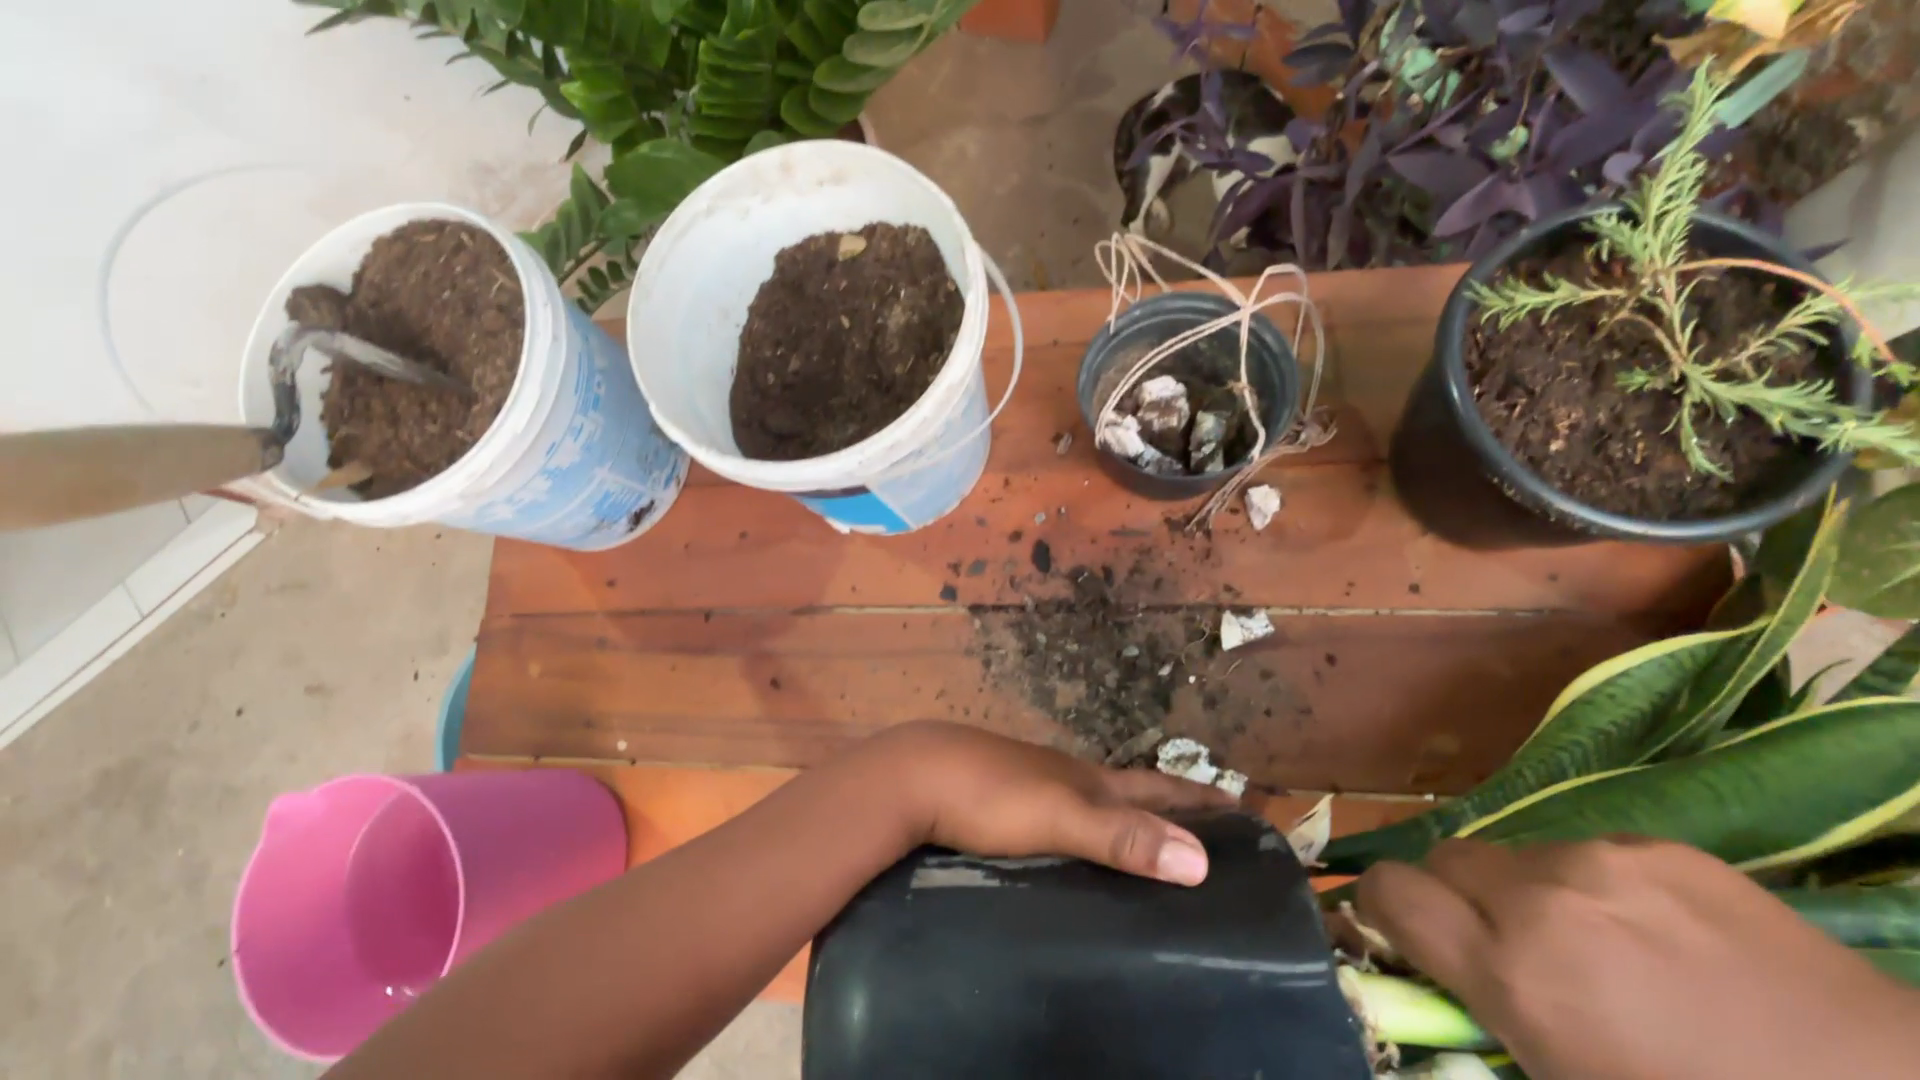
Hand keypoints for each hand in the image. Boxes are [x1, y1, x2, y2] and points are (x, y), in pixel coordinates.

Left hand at [861, 721, 1237, 885]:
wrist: (911, 778)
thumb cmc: (989, 794)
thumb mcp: (1061, 816)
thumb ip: (1123, 837)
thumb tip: (1203, 861)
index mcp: (1087, 779)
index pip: (1157, 787)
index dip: (1198, 798)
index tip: (1240, 805)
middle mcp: (1065, 776)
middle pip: (1128, 789)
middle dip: (1169, 807)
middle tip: (1205, 831)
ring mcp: (1030, 785)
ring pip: (1091, 800)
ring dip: (1125, 817)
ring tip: (1146, 844)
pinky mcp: (998, 802)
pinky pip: (1057, 816)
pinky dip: (1081, 830)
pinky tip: (1072, 850)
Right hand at [1357, 838, 1919, 1079]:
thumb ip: (1485, 1019)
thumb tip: (1430, 975)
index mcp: (1513, 972)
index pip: (1387, 891)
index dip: (1379, 909)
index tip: (1402, 936)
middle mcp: (1542, 897)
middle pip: (1441, 859)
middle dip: (1450, 899)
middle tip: (1498, 949)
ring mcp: (1605, 859)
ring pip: (1512, 854)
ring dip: (1521, 893)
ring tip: (1593, 946)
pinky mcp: (1660, 844)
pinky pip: (1584, 851)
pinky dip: (1589, 885)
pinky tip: (1653, 935)